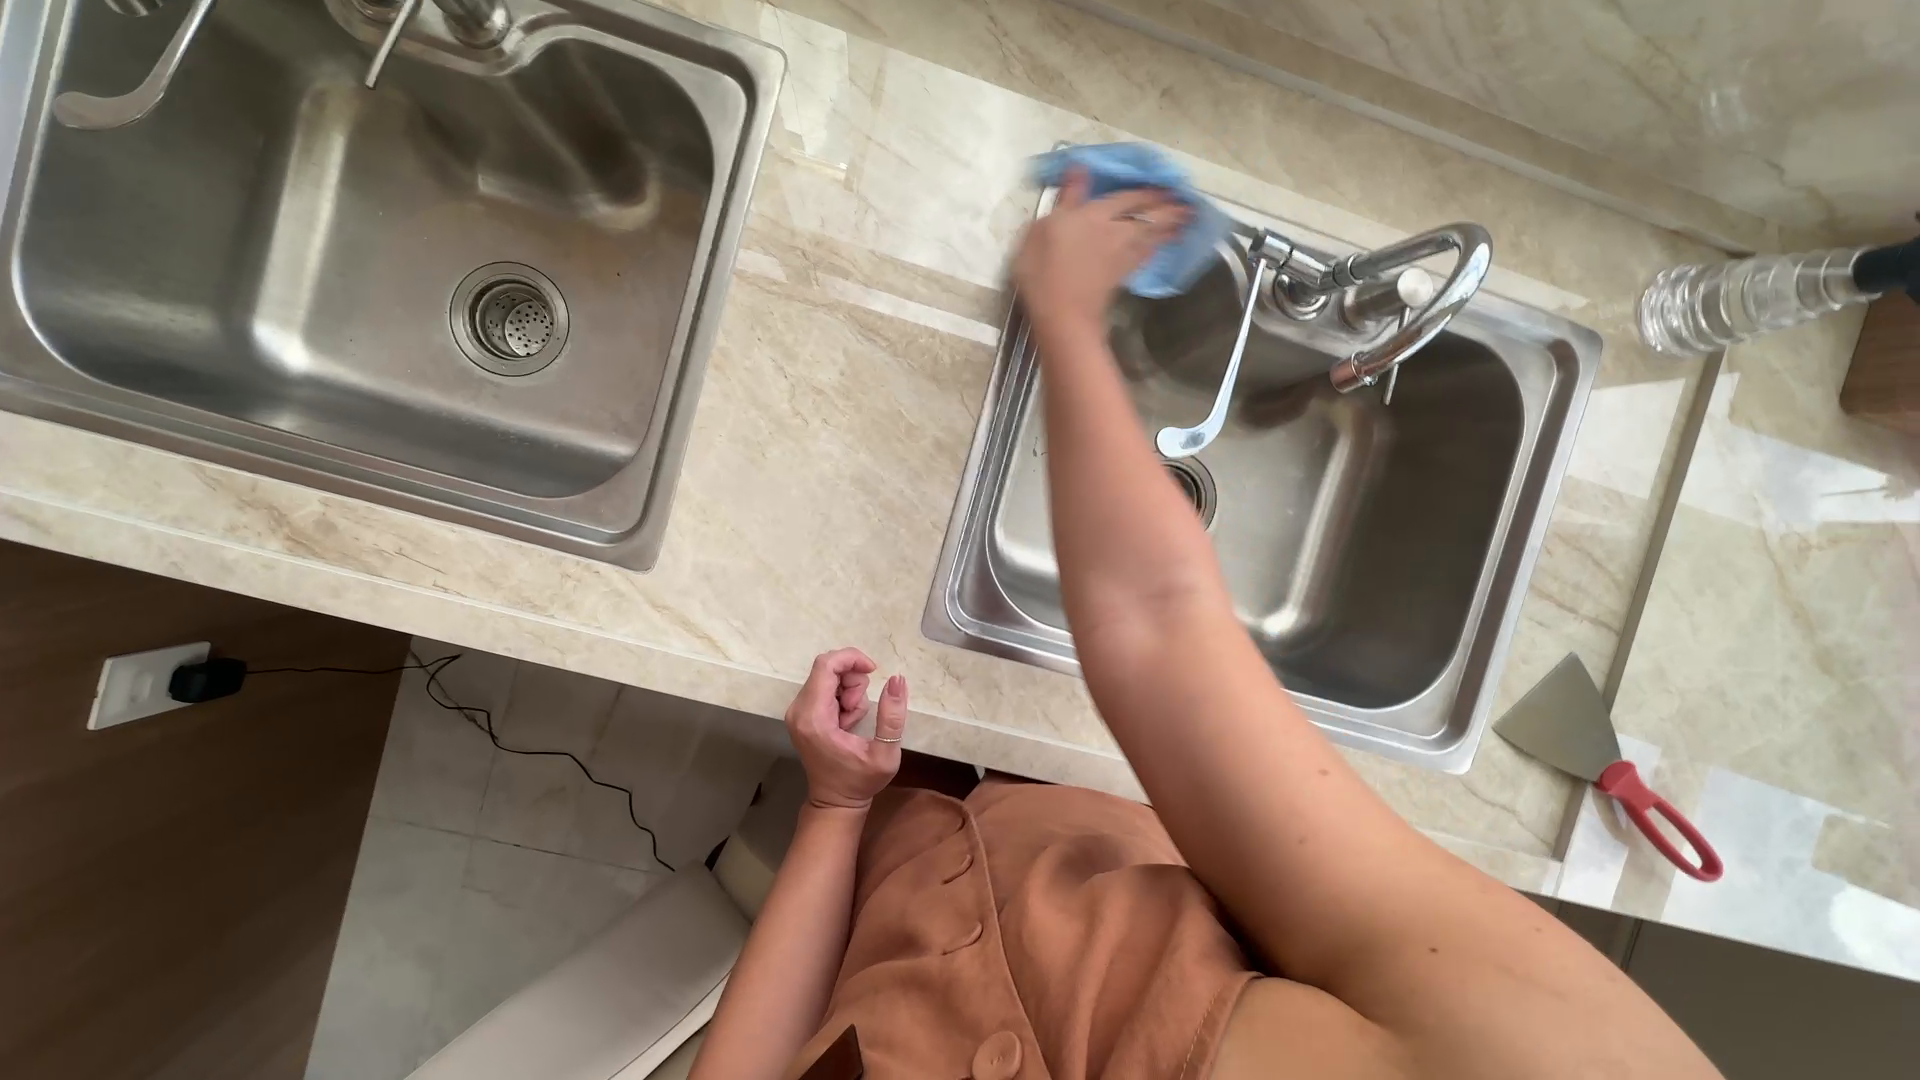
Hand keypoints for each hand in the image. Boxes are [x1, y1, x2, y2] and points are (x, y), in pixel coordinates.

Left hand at [784, 648, 907, 809]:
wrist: (834, 802)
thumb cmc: (860, 782)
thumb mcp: (886, 753)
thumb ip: (892, 717)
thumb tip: (897, 680)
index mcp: (814, 718)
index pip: (826, 666)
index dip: (852, 659)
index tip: (874, 670)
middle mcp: (799, 710)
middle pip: (826, 669)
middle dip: (852, 679)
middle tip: (865, 708)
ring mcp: (797, 712)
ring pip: (826, 677)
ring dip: (848, 690)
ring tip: (855, 719)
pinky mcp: (802, 714)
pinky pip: (823, 688)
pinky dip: (841, 697)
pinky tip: (846, 722)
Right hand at [1013, 168, 1188, 338]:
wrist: (1063, 316)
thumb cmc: (1045, 270)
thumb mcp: (1044, 227)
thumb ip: (1068, 197)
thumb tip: (1081, 168)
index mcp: (1098, 214)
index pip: (1130, 197)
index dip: (1149, 191)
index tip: (1168, 186)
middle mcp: (1117, 232)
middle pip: (1150, 216)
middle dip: (1170, 209)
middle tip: (1188, 206)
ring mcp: (1122, 257)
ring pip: (1152, 236)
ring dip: (1170, 228)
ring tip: (1183, 223)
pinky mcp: (1121, 278)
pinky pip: (1145, 256)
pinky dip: (1156, 248)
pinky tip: (1158, 247)